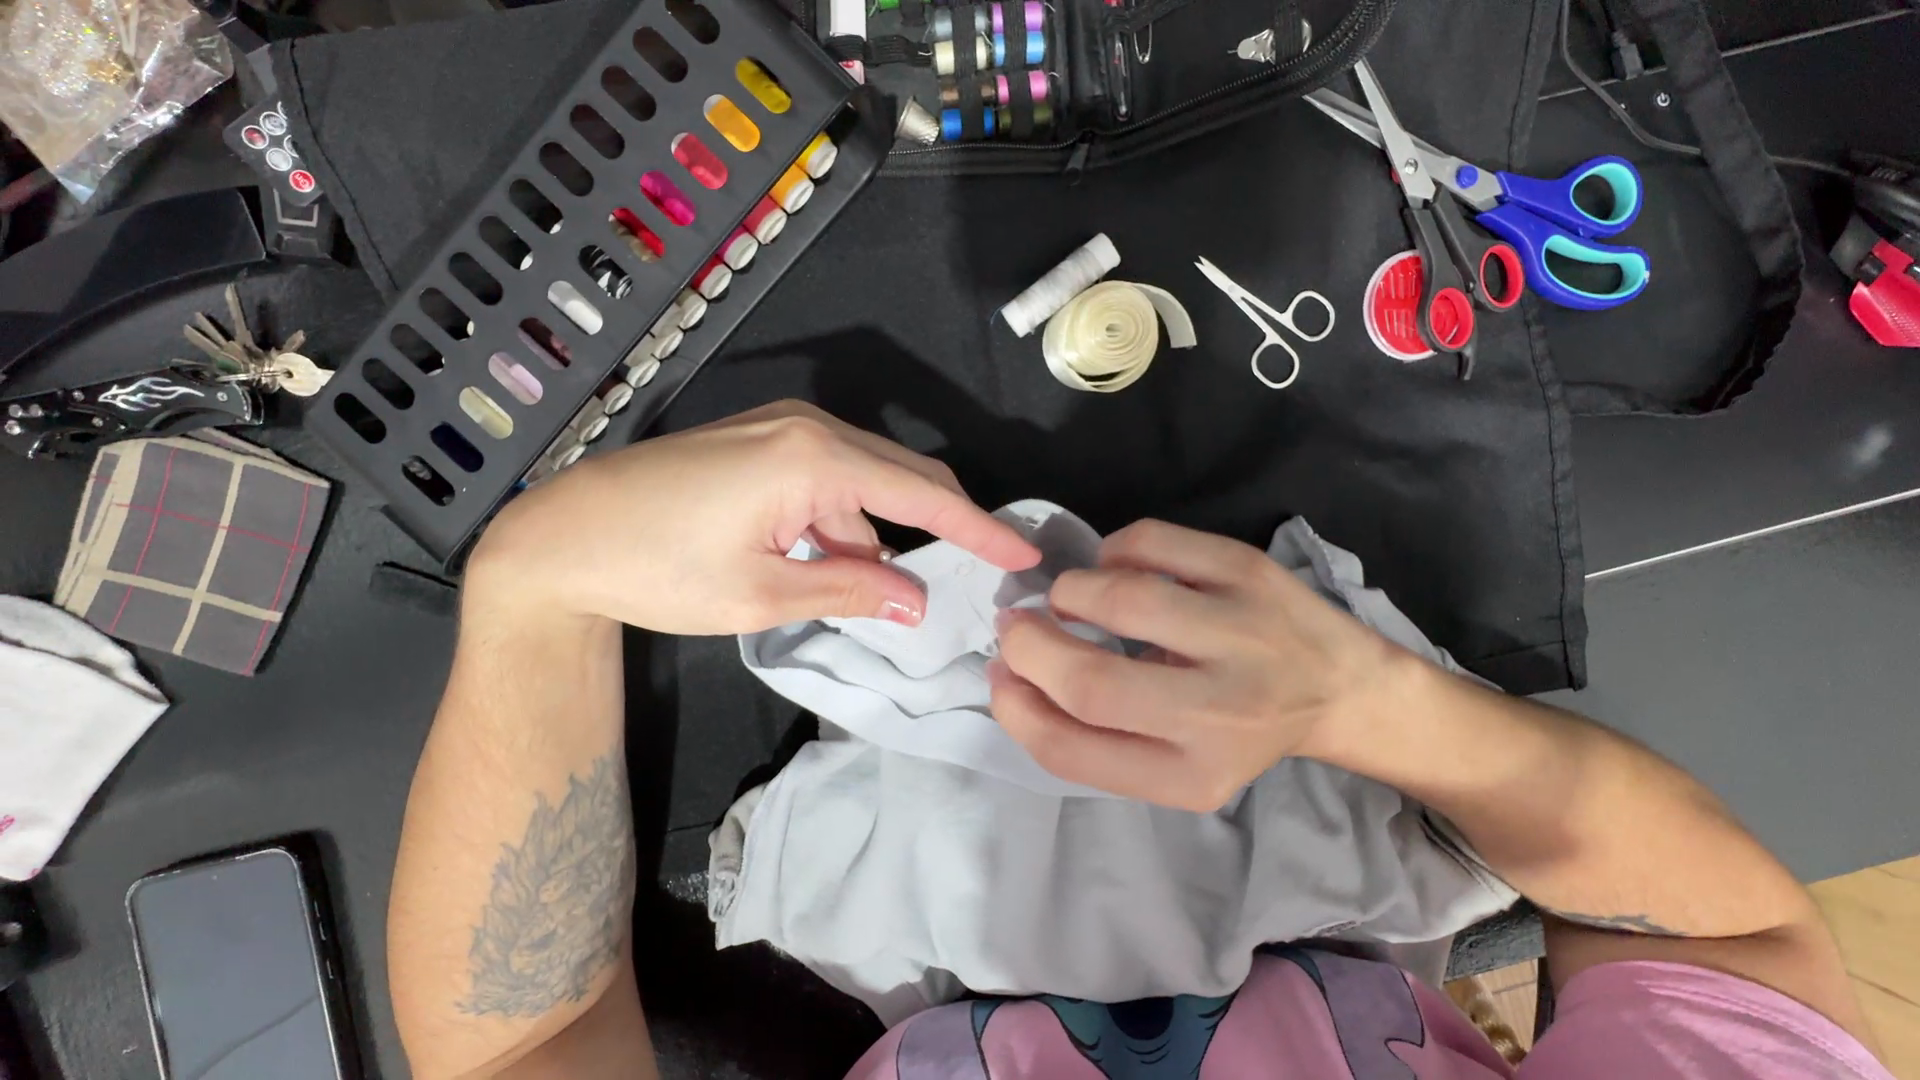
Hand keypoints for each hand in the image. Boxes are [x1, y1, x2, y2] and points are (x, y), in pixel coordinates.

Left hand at [465, 401, 1039, 634]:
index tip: (1024, 553)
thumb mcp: (761, 594)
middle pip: (904, 475)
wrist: (560, 537)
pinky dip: (843, 520)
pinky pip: (829, 478)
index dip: (979, 529)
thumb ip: (850, 589)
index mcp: (814, 460)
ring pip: (865, 480)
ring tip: (870, 590)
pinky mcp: (761, 441)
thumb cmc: (658, 570)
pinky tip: (828, 560)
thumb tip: (918, 601)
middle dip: (943, 524)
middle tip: (981, 570)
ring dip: (879, 532)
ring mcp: (782, 428)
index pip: (922, 496)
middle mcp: (808, 428)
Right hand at [989, 519, 1413, 810]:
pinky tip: (1117, 566)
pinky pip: (1149, 541)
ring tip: (1071, 596)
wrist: (1342, 688)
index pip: (1070, 750)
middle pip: (1089, 682)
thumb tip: (1012, 671)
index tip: (1002, 673)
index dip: (1014, 707)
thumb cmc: (1238, 728)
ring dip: (1070, 590)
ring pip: (1121, 599)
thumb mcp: (1173, 763)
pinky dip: (1112, 549)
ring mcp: (1242, 637)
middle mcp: (1221, 715)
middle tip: (1018, 624)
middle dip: (1030, 644)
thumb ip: (1094, 734)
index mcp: (1191, 775)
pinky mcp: (1251, 574)